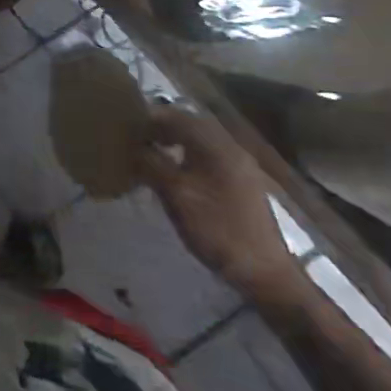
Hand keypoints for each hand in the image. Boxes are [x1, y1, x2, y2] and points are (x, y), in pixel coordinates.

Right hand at [138, 106, 300, 295]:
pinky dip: (187, 157)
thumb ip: (152, 163)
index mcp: (215, 146)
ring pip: (199, 142)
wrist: (264, 273)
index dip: (149, 118)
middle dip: (160, 129)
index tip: (126, 128)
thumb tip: (135, 146)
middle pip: (189, 125)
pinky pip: (208, 157)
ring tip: (150, 156)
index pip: (176, 117)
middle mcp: (230, 148)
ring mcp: (240, 166)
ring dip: (174, 143)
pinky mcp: (242, 184)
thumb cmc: (217, 229)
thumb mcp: (176, 194)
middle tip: (135, 141)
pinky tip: (175, 174)